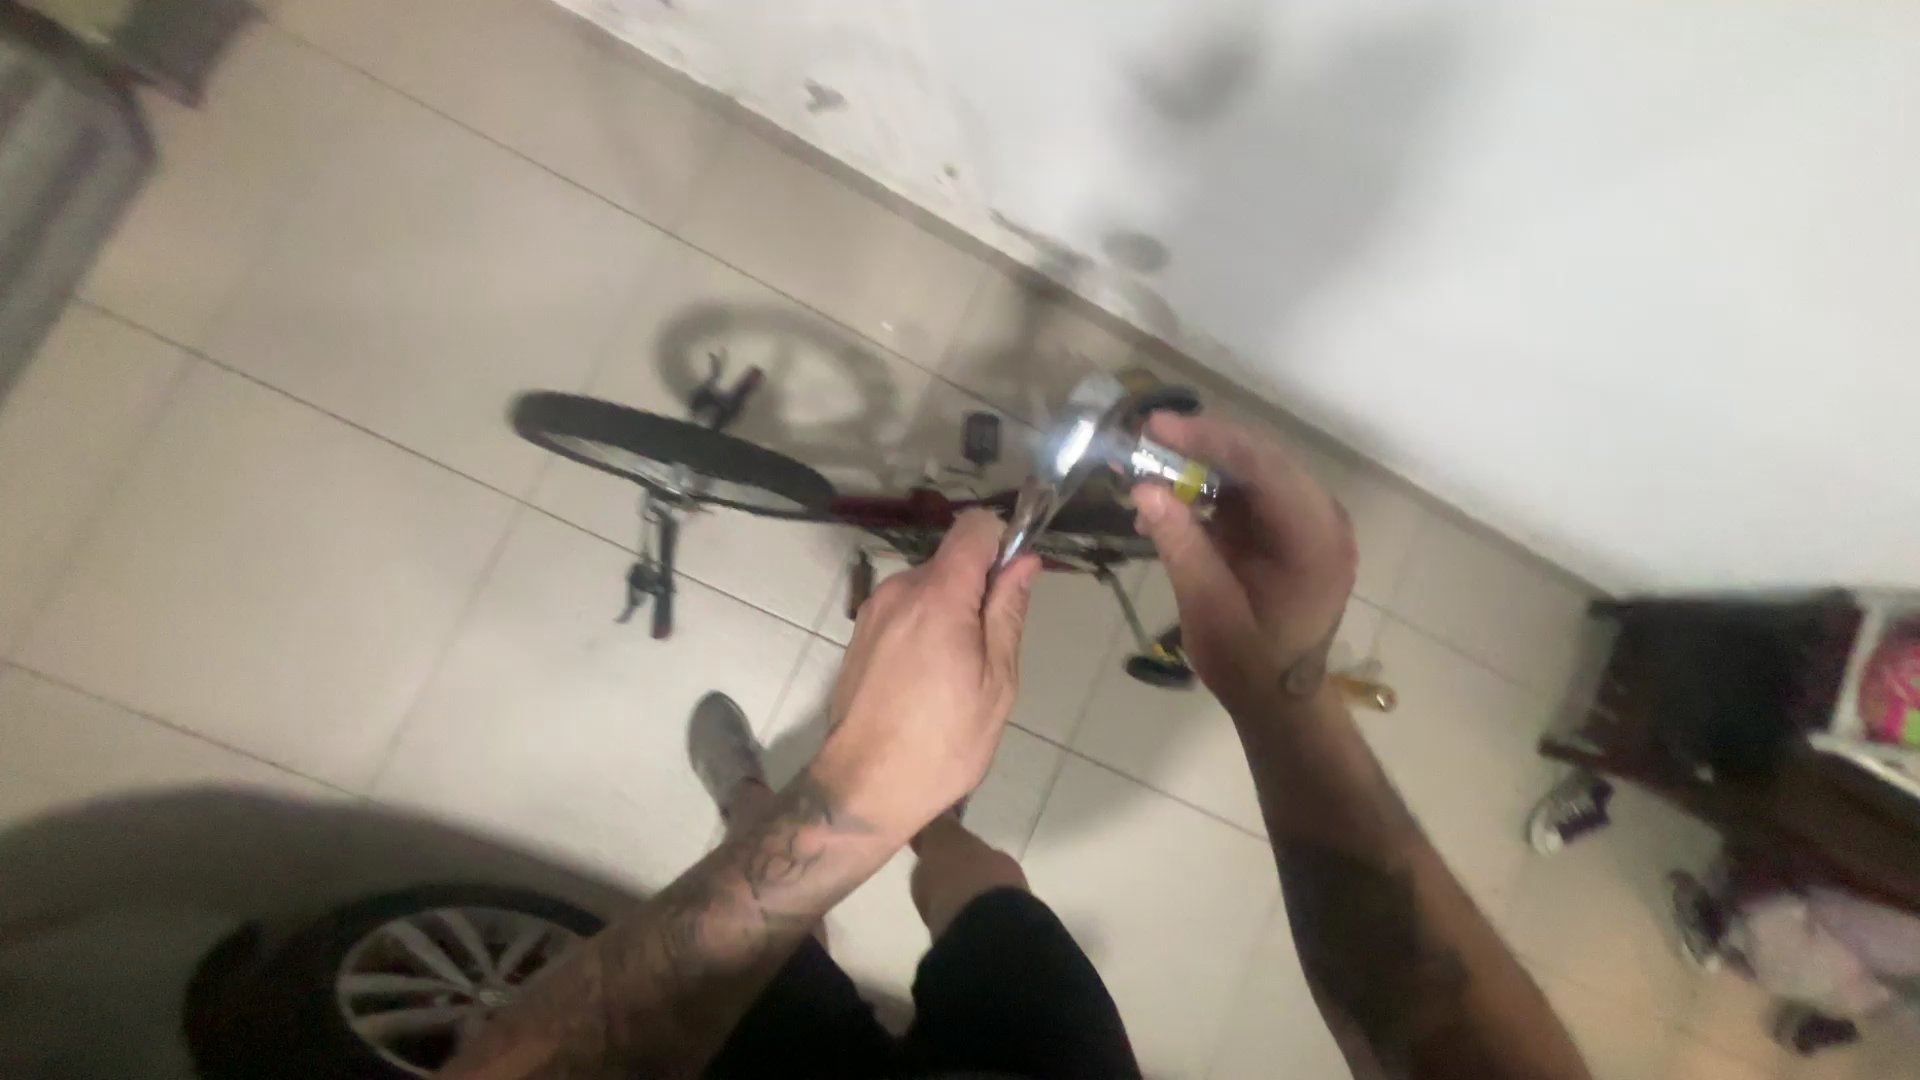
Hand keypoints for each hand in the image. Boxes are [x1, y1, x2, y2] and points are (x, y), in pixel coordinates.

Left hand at [812, 510, 1040, 838]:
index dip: (1002, 541)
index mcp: (937, 596)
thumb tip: (1024, 561)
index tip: (1014, 581)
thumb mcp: (996, 682)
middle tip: (989, 650)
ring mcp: (873, 610)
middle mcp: (898, 590)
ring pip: (928, 586)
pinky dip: (925, 626)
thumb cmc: (943, 742)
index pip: (974, 527)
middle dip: (978, 588)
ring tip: (956, 673)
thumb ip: (1008, 612)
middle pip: (951, 560)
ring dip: (951, 611)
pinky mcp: (860, 633)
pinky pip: (905, 609)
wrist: (862, 789)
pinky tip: (927, 678)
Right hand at [1132, 413, 1356, 714]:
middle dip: (1203, 443)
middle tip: (1148, 435)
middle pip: (1262, 459)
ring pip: (1253, 469)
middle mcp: (1321, 519)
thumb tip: (1144, 489)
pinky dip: (1208, 487)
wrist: (1277, 698)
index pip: (1266, 468)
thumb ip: (1181, 546)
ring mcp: (1307, 522)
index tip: (1158, 428)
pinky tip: (1171, 495)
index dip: (1211, 441)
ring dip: (1202, 462)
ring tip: (1150, 461)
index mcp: (1315, 540)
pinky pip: (1247, 492)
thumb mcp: (1209, 609)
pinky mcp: (1286, 528)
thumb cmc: (1248, 662)